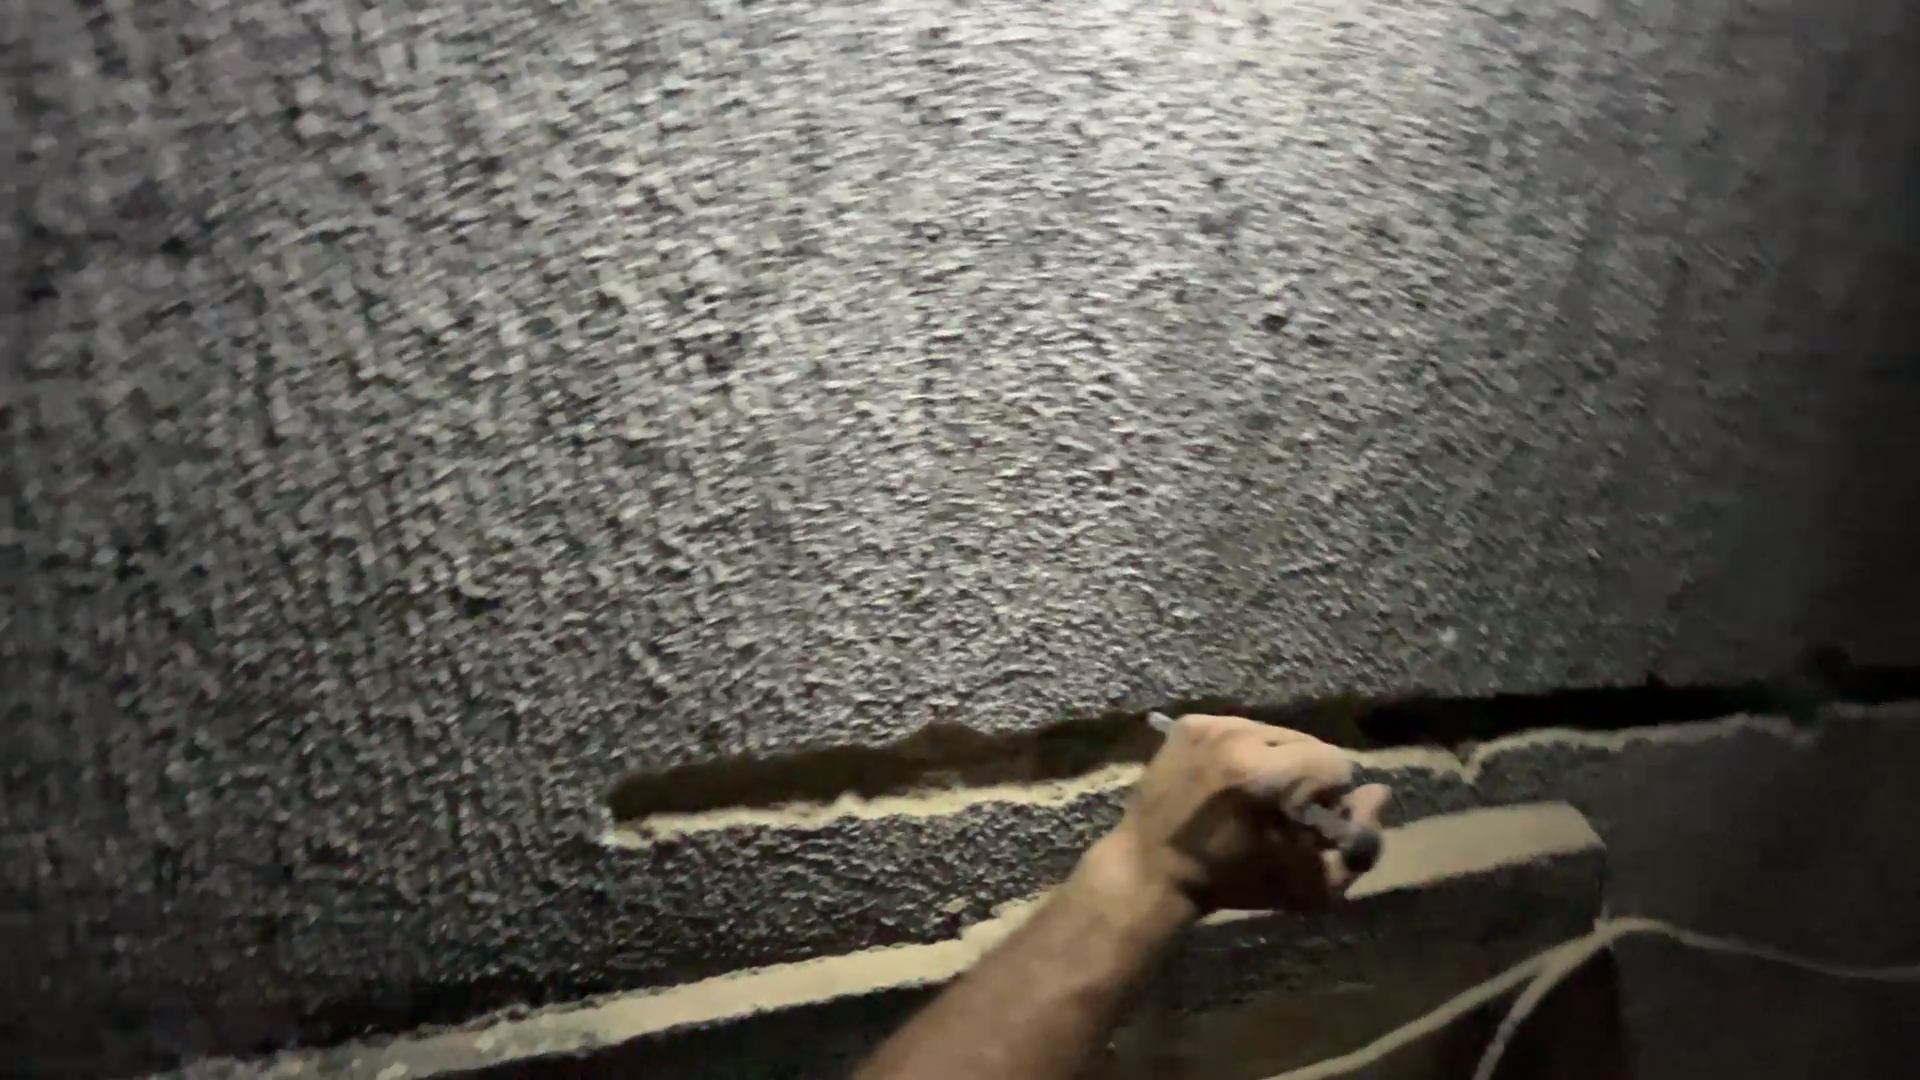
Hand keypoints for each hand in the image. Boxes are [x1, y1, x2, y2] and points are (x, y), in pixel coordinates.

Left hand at [1089, 714, 1390, 917]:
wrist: (1152, 866)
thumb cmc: (1233, 882)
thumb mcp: (1310, 884)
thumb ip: (1358, 842)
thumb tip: (1378, 793)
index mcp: (1267, 775)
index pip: (1337, 761)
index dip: (1334, 795)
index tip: (1313, 818)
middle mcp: (1237, 737)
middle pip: (1307, 741)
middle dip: (1307, 774)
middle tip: (1284, 807)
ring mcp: (1209, 724)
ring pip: (1273, 731)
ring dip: (1277, 759)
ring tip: (1255, 794)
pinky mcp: (1189, 722)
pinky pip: (1239, 727)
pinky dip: (1244, 750)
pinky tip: (1229, 780)